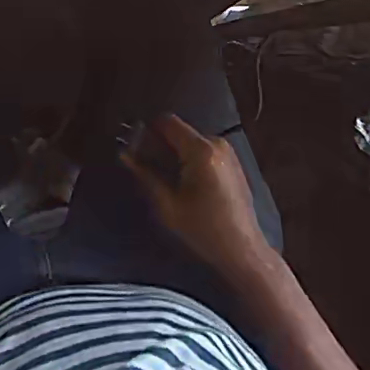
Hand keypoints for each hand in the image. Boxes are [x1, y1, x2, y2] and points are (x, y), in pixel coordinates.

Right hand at [122, 114, 273, 276]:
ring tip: (168, 180)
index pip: (168, 122)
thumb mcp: (169, 205)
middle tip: (148, 168)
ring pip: (191, 139)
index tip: (136, 147)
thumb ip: (147, 175)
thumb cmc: (204, 230)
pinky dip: (191, 158)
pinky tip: (187, 183)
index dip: (148, 130)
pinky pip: (204, 148)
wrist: (243, 248)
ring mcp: (227, 149)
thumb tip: (126, 154)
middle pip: (179, 130)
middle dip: (161, 145)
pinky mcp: (232, 159)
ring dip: (176, 152)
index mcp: (200, 150)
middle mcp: (216, 141)